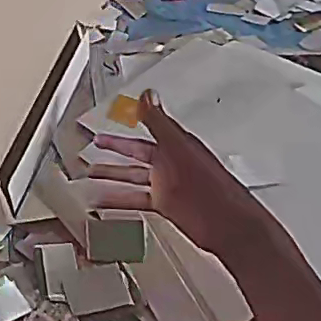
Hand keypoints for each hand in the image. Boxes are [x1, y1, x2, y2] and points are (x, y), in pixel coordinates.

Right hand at [86, 91, 272, 257]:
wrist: (229, 224)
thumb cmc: (212, 187)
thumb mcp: (180, 148)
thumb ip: (160, 122)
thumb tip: (148, 95)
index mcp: (174, 147)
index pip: (143, 134)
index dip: (124, 131)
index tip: (108, 126)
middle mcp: (170, 165)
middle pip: (136, 156)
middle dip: (115, 153)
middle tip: (95, 148)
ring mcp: (169, 186)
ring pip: (134, 179)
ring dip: (113, 178)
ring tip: (92, 178)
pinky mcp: (168, 206)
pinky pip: (138, 200)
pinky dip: (121, 201)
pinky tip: (108, 202)